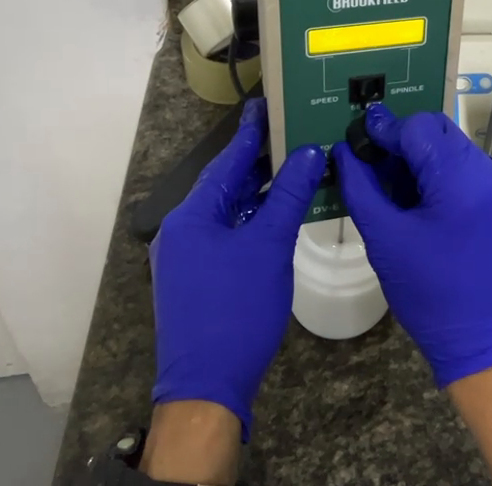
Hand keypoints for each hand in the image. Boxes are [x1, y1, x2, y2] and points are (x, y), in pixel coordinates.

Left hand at [151, 98, 325, 435]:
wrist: (207, 386)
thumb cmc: (237, 309)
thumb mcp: (269, 246)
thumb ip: (288, 195)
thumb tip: (310, 151)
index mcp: (191, 217)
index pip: (226, 163)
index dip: (250, 134)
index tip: (265, 105)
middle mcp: (182, 232)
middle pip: (224, 185)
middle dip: (257, 162)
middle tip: (289, 133)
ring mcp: (186, 258)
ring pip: (226, 212)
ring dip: (256, 193)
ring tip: (290, 168)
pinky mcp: (196, 280)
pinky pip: (226, 234)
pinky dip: (251, 219)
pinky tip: (276, 215)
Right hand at [334, 105, 491, 386]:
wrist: (482, 338)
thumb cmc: (429, 293)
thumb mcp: (385, 239)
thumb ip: (361, 187)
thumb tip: (344, 150)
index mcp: (462, 180)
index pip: (419, 127)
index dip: (385, 129)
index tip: (357, 136)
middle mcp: (490, 171)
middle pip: (439, 130)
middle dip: (403, 141)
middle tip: (372, 163)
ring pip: (452, 146)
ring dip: (421, 156)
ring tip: (393, 185)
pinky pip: (467, 166)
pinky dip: (440, 172)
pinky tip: (420, 199)